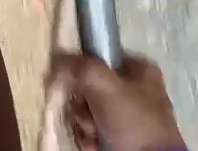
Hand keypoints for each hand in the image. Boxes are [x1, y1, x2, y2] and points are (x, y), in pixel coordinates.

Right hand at [48, 52, 184, 150]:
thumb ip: (76, 64)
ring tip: (94, 132)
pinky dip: (89, 138)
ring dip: (84, 122)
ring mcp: (128, 119)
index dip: (85, 67)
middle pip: (90, 86)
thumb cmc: (129, 118)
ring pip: (88, 111)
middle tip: (88, 110)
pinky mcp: (122, 141)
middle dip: (82, 102)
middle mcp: (135, 91)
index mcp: (140, 70)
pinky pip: (93, 132)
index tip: (77, 79)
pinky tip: (95, 145)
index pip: (102, 55)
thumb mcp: (100, 81)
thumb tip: (57, 59)